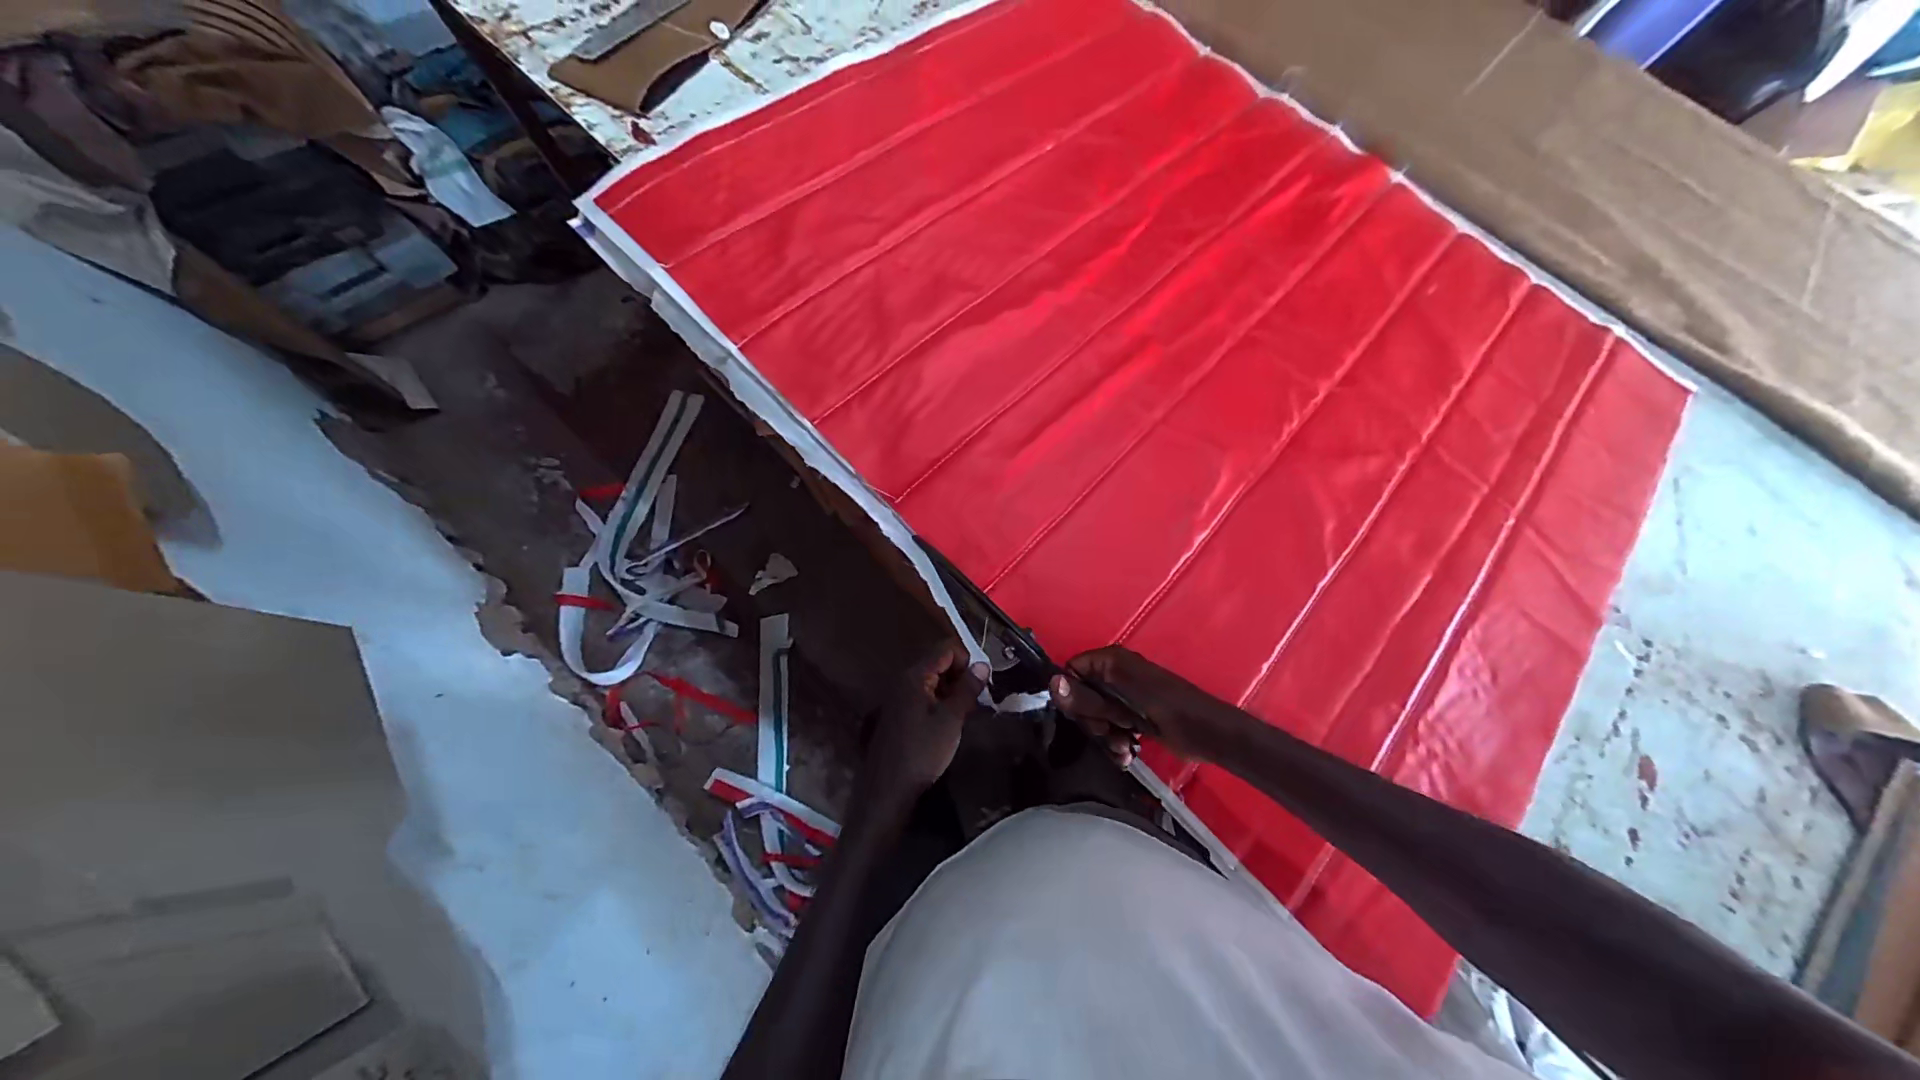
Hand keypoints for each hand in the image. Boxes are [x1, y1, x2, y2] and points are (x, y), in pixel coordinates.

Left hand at [861, 642, 988, 810]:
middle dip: (960, 675)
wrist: (889, 789)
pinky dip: (938, 701)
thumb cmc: (923, 752)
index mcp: (915, 676)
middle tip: (976, 699)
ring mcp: (897, 697)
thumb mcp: (952, 720)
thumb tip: (982, 665)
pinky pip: (922, 696)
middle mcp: (903, 680)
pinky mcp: (896, 713)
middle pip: (937, 662)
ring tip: (965, 712)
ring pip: (931, 680)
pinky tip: (948, 722)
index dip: (966, 660)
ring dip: (950, 690)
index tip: (980, 683)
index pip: (945, 649)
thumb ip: (967, 689)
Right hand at [1049, 646, 1246, 767]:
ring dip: (1105, 736)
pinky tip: (1128, 753)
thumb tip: (1052, 684)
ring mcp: (1124, 696)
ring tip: (1123, 747)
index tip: (1082, 715)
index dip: (1072, 695)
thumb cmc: (1167, 709)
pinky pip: (1111, 728)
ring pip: (1096, 717)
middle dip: (1092, 721)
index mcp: (1110, 660)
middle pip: (1081, 697)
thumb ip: (1087, 697)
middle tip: (1108, 731)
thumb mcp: (1122, 704)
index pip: (1071, 671)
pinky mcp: (1132, 716)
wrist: (1207, 733)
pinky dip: (1116, 743)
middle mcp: (1114, 673)